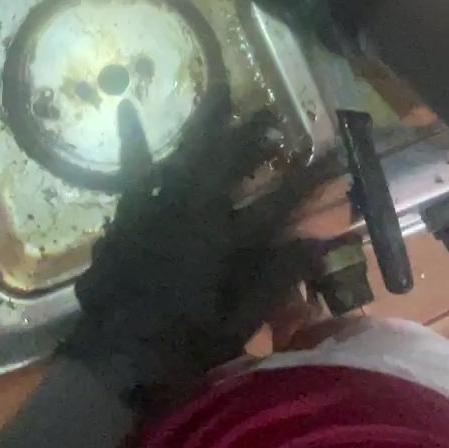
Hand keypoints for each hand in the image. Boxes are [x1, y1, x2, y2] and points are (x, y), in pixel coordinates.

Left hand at [61, 104, 316, 411]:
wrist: (115, 357)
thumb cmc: (182, 346)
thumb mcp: (240, 324)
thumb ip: (276, 279)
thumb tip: (317, 243)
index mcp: (228, 244)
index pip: (280, 202)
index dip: (310, 177)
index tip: (333, 154)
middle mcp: (195, 214)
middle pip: (230, 164)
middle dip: (253, 134)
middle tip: (272, 110)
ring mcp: (158, 207)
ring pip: (188, 154)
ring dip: (207, 123)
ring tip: (222, 90)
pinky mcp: (130, 211)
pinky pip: (133, 168)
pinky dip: (132, 139)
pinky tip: (128, 108)